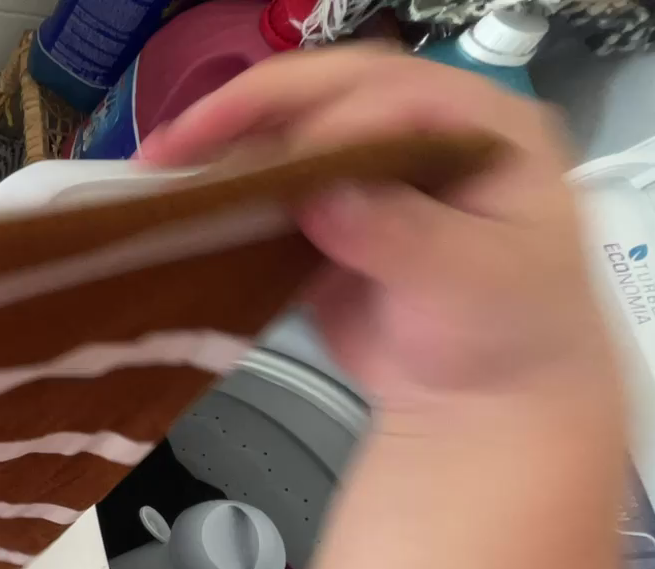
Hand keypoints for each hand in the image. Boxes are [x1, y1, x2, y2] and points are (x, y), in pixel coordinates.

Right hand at [139, 46, 616, 420]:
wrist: (473, 388)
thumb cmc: (499, 329)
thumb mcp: (468, 278)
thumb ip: (402, 232)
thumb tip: (323, 194)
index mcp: (475, 131)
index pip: (383, 93)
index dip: (309, 119)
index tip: (248, 165)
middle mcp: (416, 139)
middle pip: (321, 98)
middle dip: (240, 112)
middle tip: (166, 149)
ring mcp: (363, 180)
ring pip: (284, 140)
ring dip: (216, 150)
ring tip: (154, 173)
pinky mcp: (320, 222)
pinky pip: (265, 192)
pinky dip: (219, 196)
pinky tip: (180, 207)